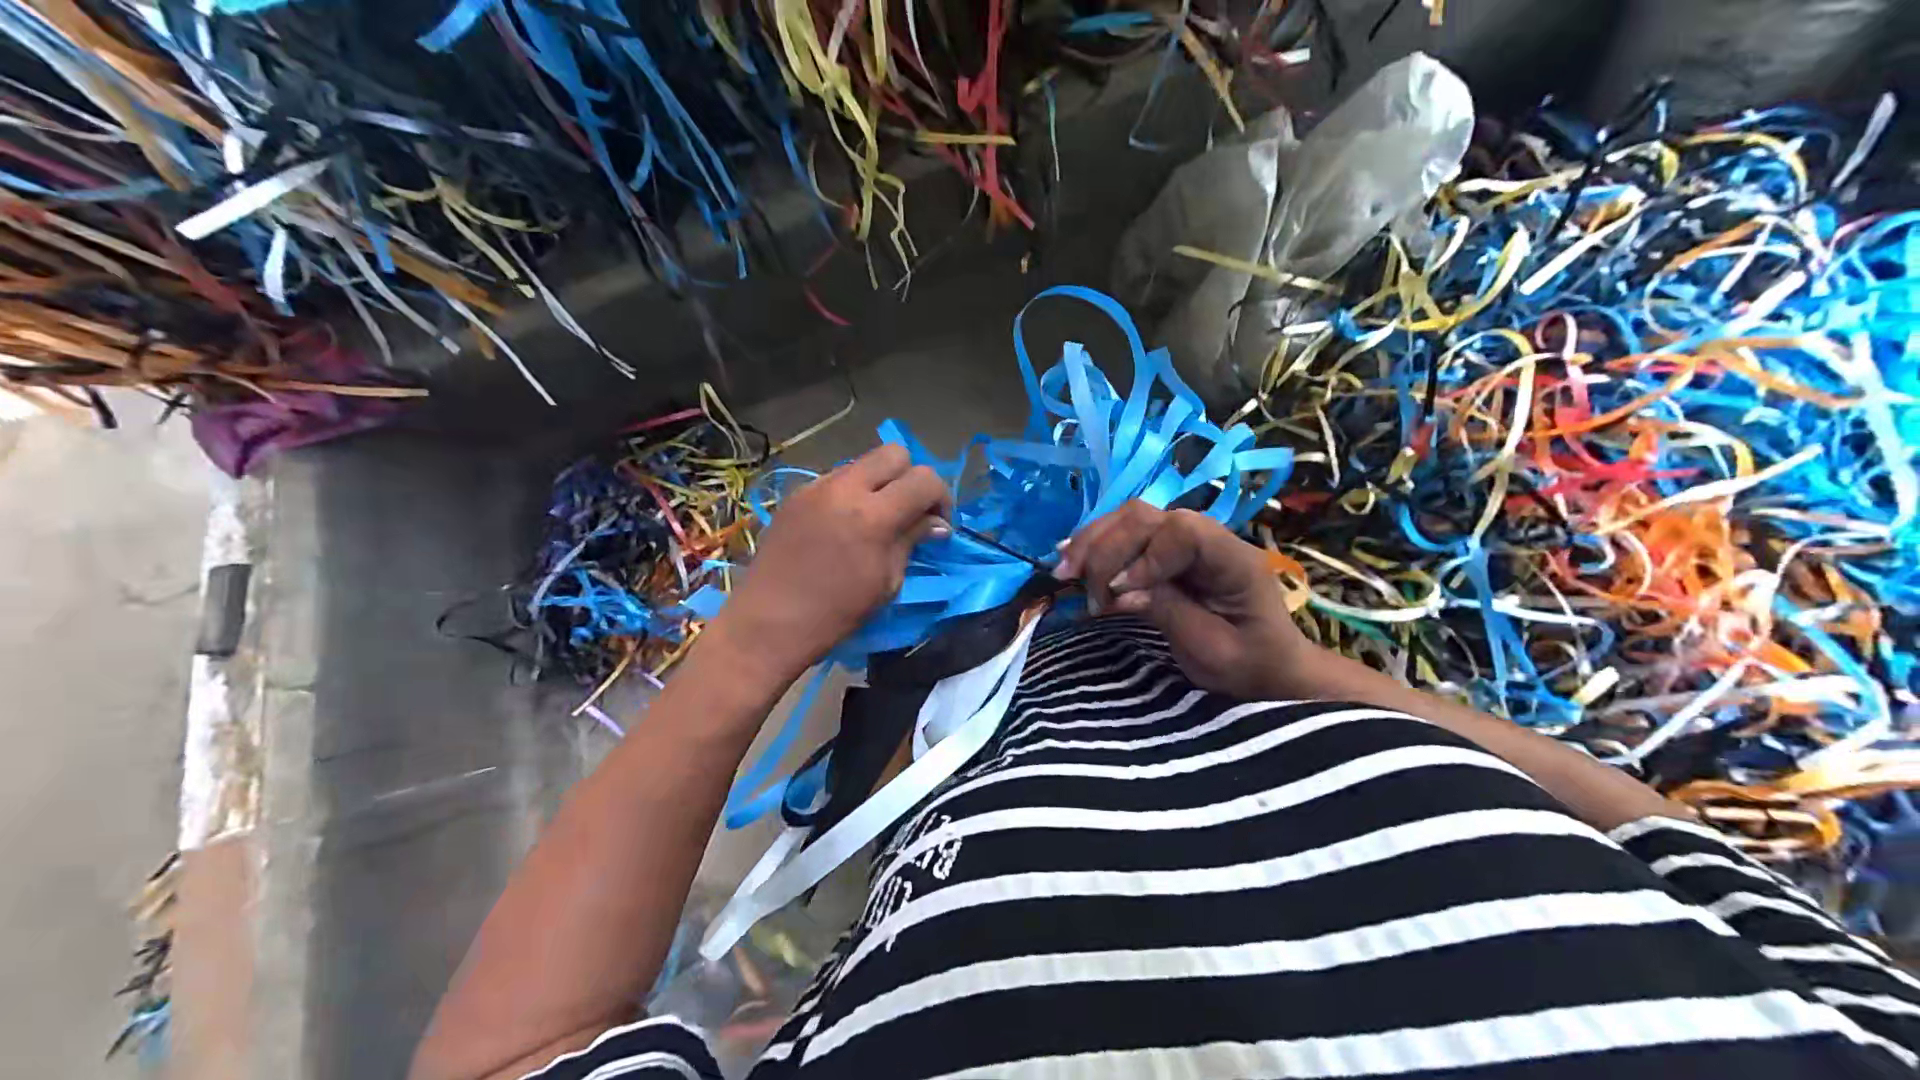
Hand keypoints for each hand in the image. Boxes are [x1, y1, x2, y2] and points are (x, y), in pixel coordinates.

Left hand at [711, 444, 951, 683]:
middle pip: (893, 453)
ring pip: (862, 463)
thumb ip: (911, 540)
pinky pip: (835, 479)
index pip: (924, 479)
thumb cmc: (836, 613)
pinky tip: (844, 525)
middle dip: (911, 477)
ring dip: (880, 483)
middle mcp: (844, 488)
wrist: (769, 622)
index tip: (938, 523)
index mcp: (873, 515)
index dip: (941, 497)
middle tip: (910, 511)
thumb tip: (937, 523)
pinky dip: (851, 493)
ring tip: (876, 519)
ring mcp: (815, 487)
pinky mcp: (796, 495)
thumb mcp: (887, 581)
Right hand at [1055, 501, 1312, 699]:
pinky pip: (1127, 534)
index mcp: (1233, 560)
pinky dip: (1097, 545)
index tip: (1118, 595)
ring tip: (1065, 570)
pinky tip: (1074, 559)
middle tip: (1072, 581)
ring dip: (1093, 542)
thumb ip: (1170, 613)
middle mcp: (1209, 538)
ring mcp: (1187, 540)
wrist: (1269, 669)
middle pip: (1146, 517)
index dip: (1144, 556)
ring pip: (1131, 519)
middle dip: (1105, 547)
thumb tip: (1120, 590)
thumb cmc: (1249, 666)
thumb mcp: (1213, 652)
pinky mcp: (1167, 551)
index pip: (1182, 532)